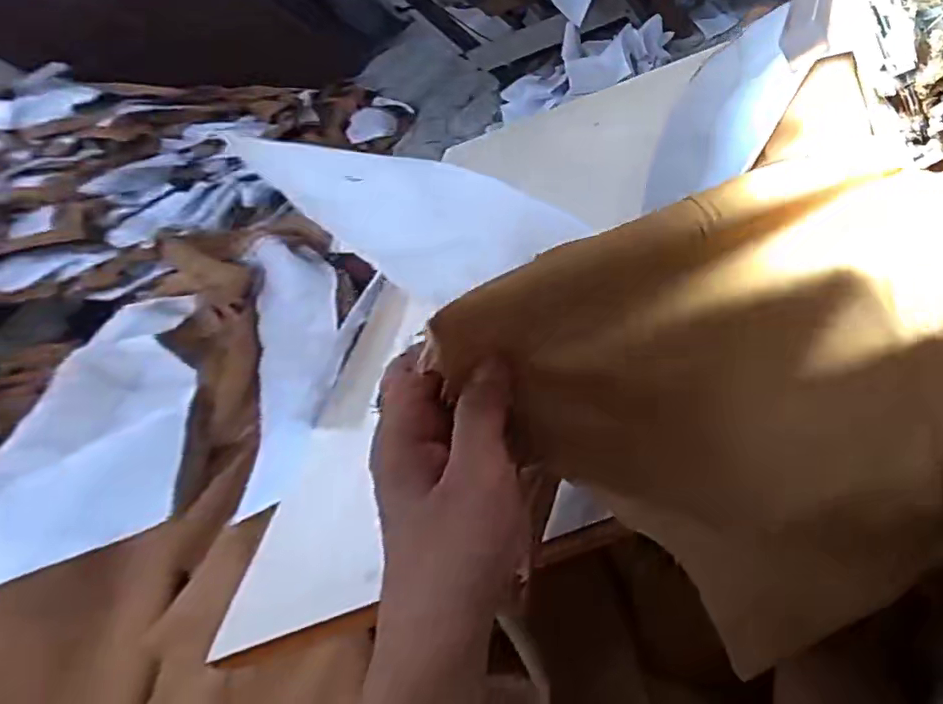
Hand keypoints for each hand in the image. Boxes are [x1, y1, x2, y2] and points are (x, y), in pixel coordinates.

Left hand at [370, 348, 527, 630]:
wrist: (451, 621)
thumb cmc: (457, 544)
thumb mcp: (476, 471)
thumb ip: (480, 412)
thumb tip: (489, 355)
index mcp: (401, 439)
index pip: (409, 371)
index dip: (444, 342)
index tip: (496, 321)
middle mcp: (415, 446)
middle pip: (439, 387)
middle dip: (478, 361)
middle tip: (529, 338)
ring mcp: (440, 466)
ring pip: (464, 411)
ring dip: (497, 389)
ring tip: (541, 364)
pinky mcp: (465, 483)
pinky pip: (483, 435)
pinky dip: (506, 417)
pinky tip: (541, 409)